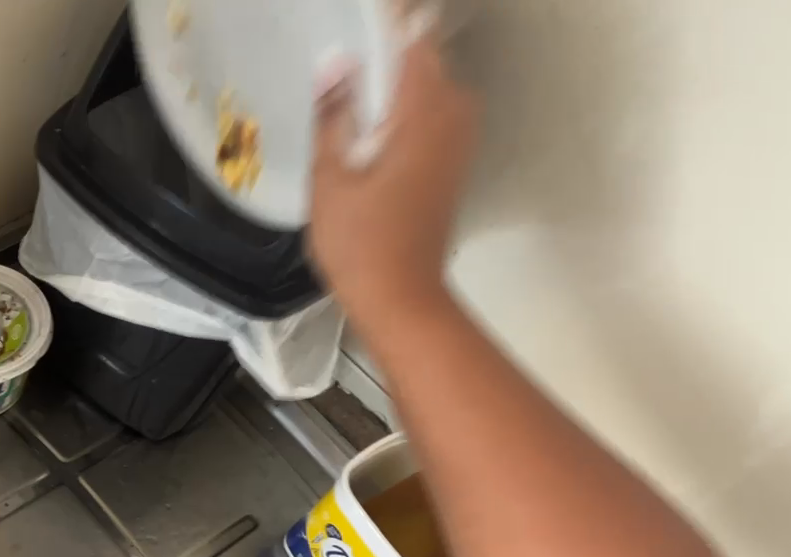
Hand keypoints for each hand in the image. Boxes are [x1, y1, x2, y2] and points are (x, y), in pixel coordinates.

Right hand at [307, 30, 479, 325]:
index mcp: (424, 108)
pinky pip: (424, 116)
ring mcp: (459, 134)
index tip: (346, 24)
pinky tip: (361, 144)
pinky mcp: (452, 157)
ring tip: (339, 117)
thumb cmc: (359, 242)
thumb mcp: (331, 180)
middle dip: (376, 63)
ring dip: (382, 94)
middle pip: (416, 60)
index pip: (409, 36)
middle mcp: (454, 110)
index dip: (380, 24)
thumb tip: (335, 64)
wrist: (399, 295)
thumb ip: (334, 117)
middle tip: (330, 84)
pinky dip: (394, 118)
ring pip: (419, 89)